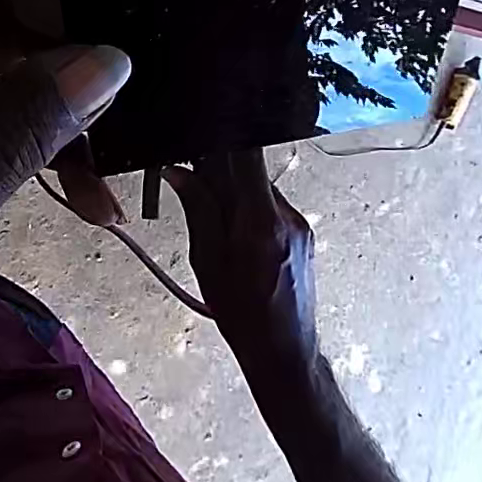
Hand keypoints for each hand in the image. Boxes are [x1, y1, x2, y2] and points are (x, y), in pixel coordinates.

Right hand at [163, 151, 319, 361]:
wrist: (285, 351)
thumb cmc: (241, 312)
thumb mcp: (206, 259)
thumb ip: (197, 208)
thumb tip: (178, 170)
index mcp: (260, 220)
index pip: (246, 156)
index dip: (223, 136)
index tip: (201, 129)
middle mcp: (287, 215)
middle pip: (250, 170)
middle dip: (219, 169)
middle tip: (190, 178)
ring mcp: (299, 223)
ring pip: (258, 186)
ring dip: (233, 189)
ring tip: (211, 214)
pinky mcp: (303, 233)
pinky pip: (270, 203)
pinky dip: (248, 205)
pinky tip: (232, 229)